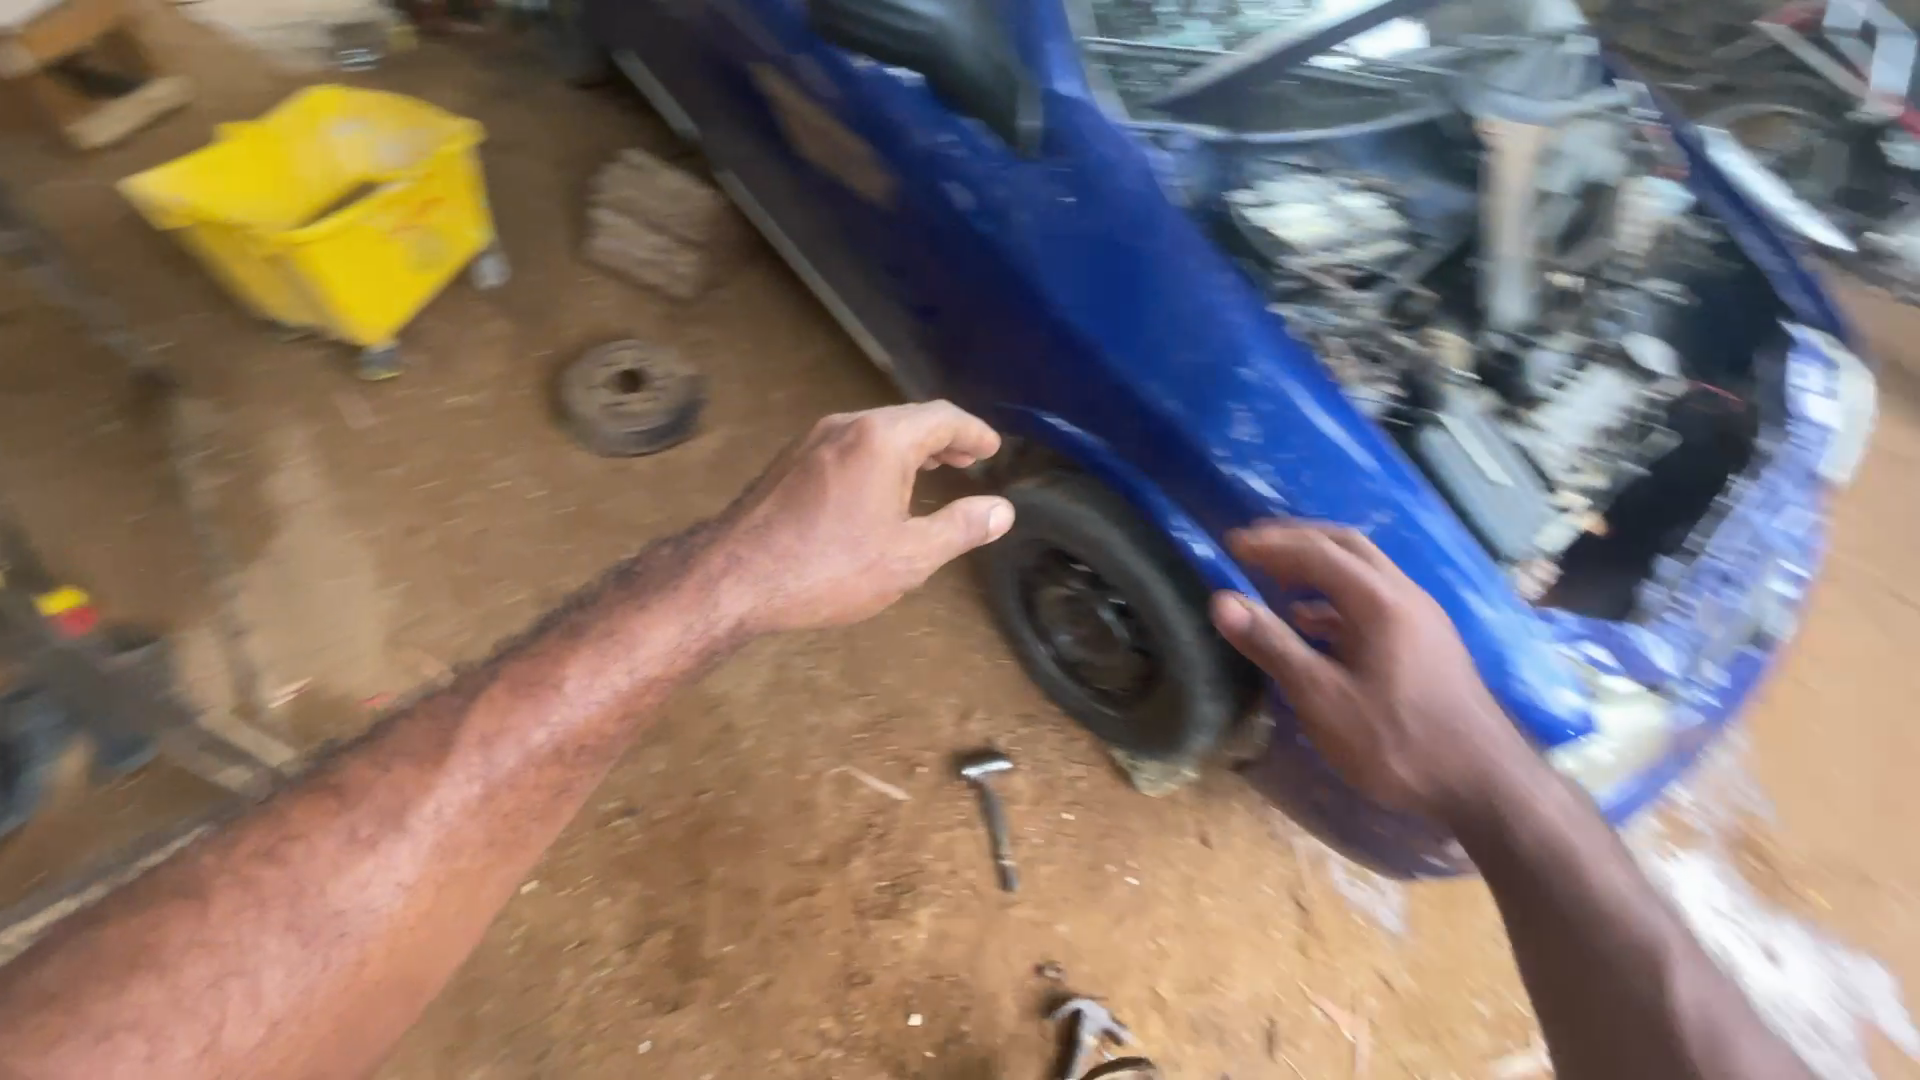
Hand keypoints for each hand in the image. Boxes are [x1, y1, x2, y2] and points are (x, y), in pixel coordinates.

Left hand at [699, 402, 1014, 635]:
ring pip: (875, 431)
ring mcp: (811, 440)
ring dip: (910, 447)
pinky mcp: (789, 461)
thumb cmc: (830, 568)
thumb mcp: (909, 556)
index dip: (975, 432)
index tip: (993, 448)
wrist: (734, 578)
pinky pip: (848, 445)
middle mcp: (846, 425)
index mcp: (881, 439)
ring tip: (932, 469)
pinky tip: (880, 486)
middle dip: (944, 438)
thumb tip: (1002, 510)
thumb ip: (960, 528)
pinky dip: (878, 456)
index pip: (943, 418)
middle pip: (908, 419)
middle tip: (969, 459)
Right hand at [1209, 523, 1536, 821]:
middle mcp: (1404, 596)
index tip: (1230, 543)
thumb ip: (1272, 645)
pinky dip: (1334, 596)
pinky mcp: (1425, 641)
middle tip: (1253, 548)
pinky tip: (1311, 624)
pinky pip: (1373, 598)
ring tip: (1274, 580)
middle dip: (1296, 540)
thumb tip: (1221, 601)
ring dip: (1316, 565)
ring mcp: (1421, 618)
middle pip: (1346, 546)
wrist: (1485, 788)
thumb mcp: (1322, 698)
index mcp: (1380, 602)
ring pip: (1363, 570)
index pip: (1318, 552)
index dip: (1271, 544)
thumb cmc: (1397, 742)